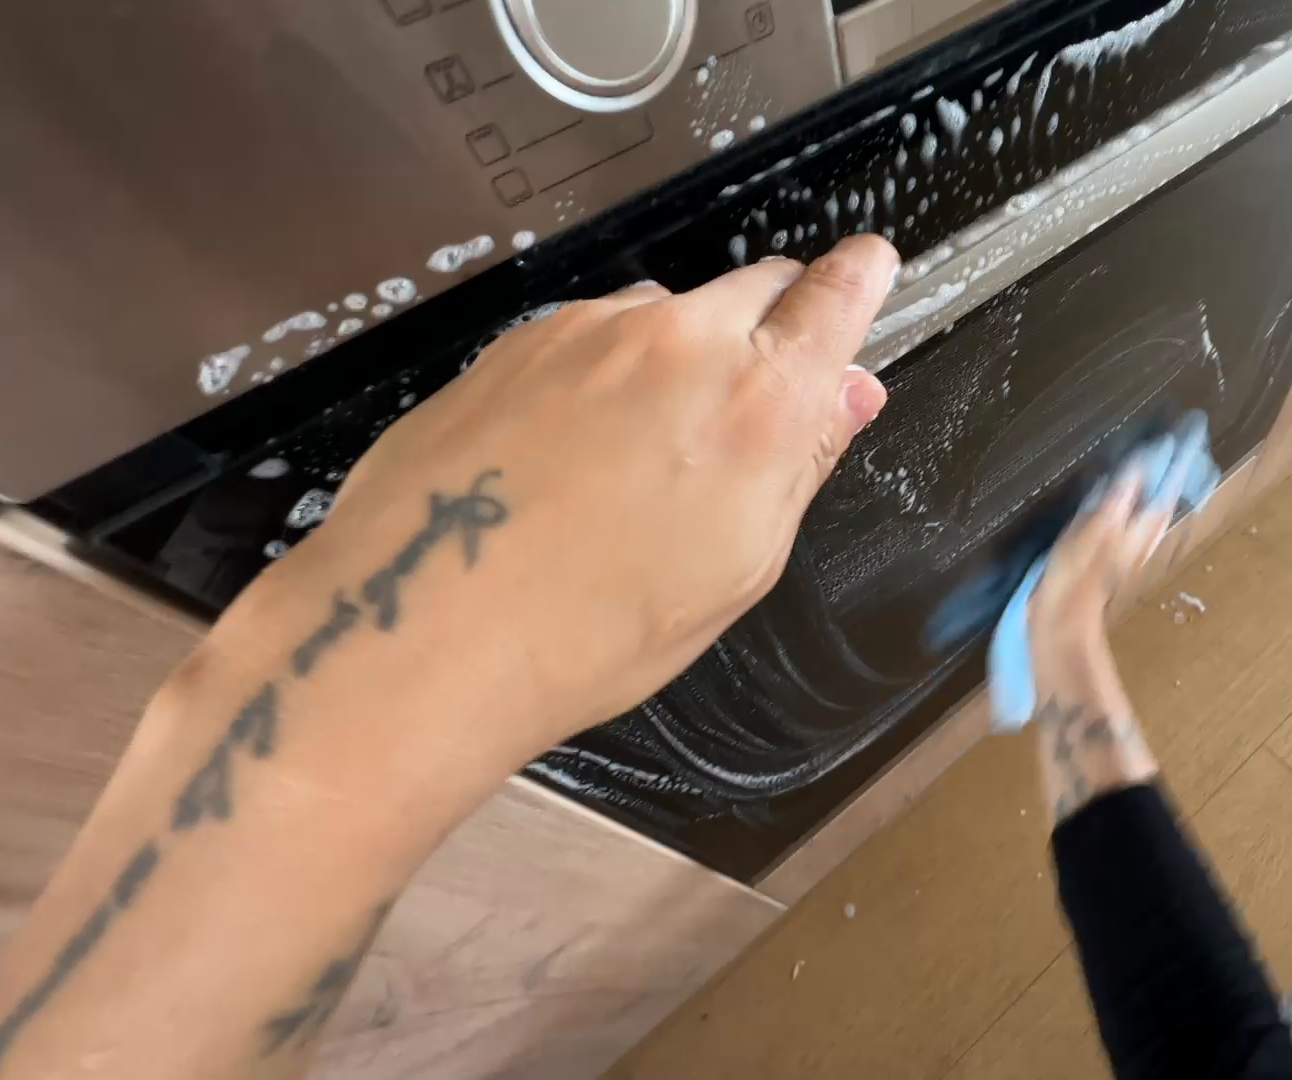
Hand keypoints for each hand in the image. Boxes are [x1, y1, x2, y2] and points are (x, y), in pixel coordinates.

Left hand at [0, 241, 900, 1079]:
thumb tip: (851, 391)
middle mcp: (681, 339)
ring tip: (658, 444)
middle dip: (780, 325)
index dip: (861, 278)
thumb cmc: (608, 627)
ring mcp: (592, 328)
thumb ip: (804, 459)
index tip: (871, 265)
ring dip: (695, 352)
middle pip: (761, 286)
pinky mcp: (520, 338)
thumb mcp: (742, 562)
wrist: (421, 634)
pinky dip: (625, 365)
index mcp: (758, 401)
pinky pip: (605, 329)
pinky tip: (588, 442)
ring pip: (680, 310)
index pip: (834, 301)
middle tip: (761, 401)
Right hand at [1026, 473, 1169, 820]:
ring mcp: (1120, 555)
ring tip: (1152, 467)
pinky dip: (1127, 509)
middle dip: (1166, 476)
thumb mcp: (1091, 537)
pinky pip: (1122, 527)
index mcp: (1136, 533)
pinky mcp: (1102, 565)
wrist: (1057, 632)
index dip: (1172, 465)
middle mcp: (1135, 543)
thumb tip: (1138, 470)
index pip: (1161, 492)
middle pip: (1157, 504)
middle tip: (1171, 446)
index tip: (1184, 435)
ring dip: (1149, 492)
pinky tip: (1118, 503)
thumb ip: (1114, 504)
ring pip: (1142, 517)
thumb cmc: (1073, 584)